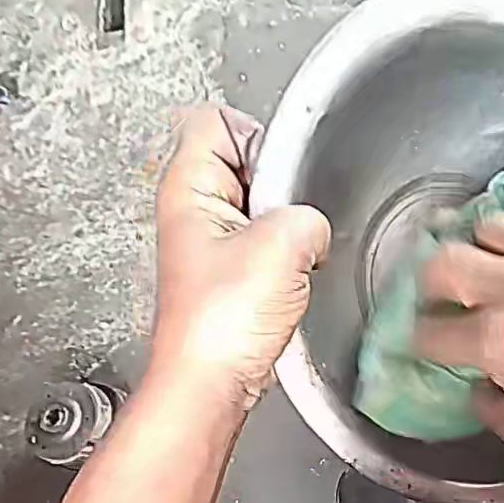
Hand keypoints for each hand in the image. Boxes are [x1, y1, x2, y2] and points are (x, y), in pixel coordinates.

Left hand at [150, 105, 331, 409]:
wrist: (214, 380)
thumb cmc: (224, 321)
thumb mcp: (280, 247)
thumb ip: (307, 219)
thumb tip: (315, 229)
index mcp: (188, 188)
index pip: (219, 122)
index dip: (260, 143)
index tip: (282, 182)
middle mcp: (195, 214)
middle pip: (249, 170)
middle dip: (283, 198)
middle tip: (289, 231)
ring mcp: (215, 248)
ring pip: (265, 217)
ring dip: (290, 239)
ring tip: (288, 267)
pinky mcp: (234, 280)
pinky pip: (271, 254)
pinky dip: (288, 267)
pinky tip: (288, 288)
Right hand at [415, 214, 503, 454]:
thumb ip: (494, 410)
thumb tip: (480, 390)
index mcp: (495, 342)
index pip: (431, 332)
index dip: (420, 340)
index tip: (425, 342)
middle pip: (442, 264)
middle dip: (430, 283)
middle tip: (441, 297)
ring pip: (486, 226)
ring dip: (477, 247)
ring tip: (485, 265)